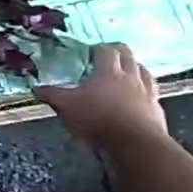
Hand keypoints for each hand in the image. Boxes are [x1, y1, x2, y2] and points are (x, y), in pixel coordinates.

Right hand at [35, 42, 167, 152]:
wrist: (136, 143)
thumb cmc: (98, 119)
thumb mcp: (66, 107)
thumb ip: (51, 96)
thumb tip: (35, 88)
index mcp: (109, 72)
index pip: (106, 51)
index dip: (99, 48)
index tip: (91, 51)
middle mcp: (131, 77)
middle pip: (128, 55)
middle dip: (119, 51)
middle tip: (110, 54)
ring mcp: (147, 92)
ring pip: (144, 72)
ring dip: (136, 68)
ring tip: (128, 71)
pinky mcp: (156, 109)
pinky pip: (152, 93)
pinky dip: (145, 91)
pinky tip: (140, 97)